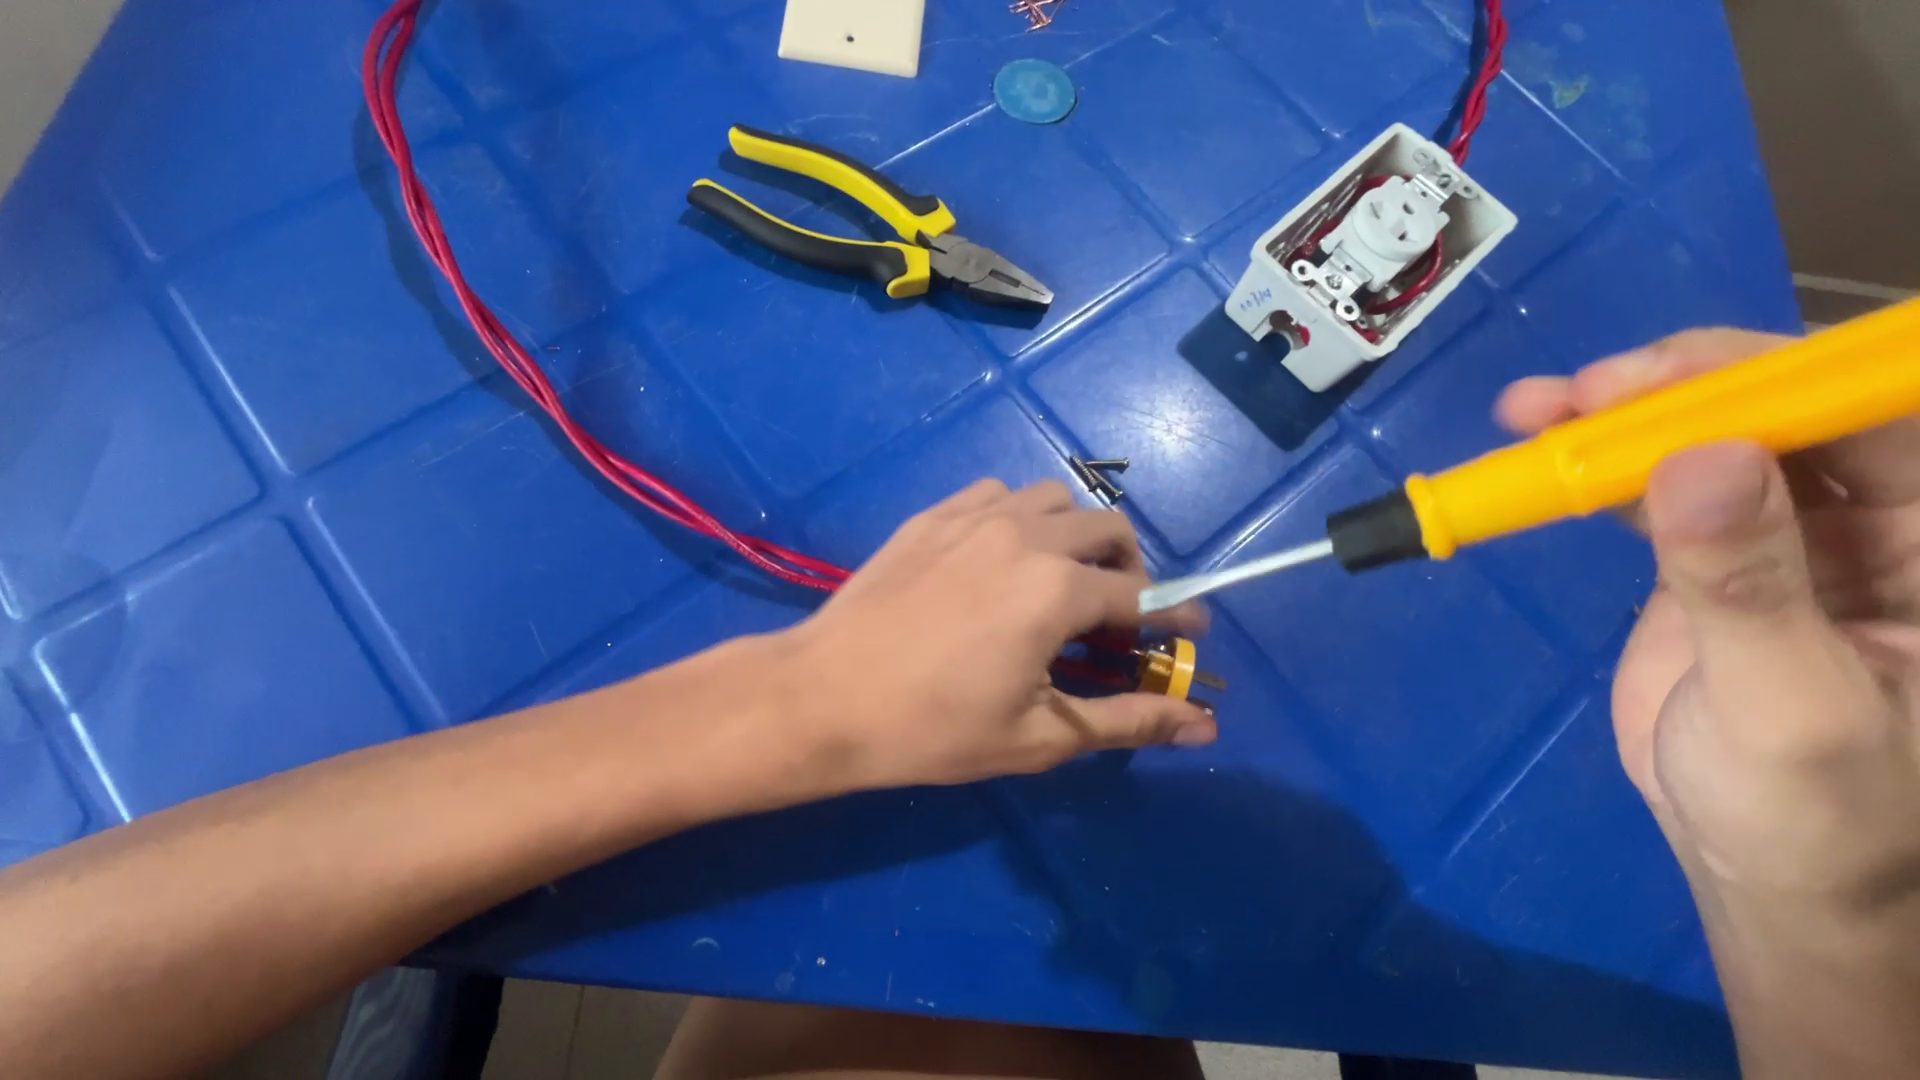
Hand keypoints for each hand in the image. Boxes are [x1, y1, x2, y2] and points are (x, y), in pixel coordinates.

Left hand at [780, 478, 1215, 791]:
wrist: (824, 697)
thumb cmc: (933, 729)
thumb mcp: (1038, 736)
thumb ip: (1127, 722)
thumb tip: (1204, 726)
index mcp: (1058, 591)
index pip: (1143, 595)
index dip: (1176, 615)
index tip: (1191, 630)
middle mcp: (1026, 536)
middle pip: (1110, 530)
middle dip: (1130, 569)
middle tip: (1117, 615)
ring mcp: (974, 517)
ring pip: (1054, 500)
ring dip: (1075, 535)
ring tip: (1060, 579)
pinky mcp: (933, 515)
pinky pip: (997, 495)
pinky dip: (1018, 516)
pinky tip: (999, 557)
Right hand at [1497, 329, 1919, 921]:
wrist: (1756, 860)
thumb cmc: (1812, 808)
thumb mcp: (1786, 706)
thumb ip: (1747, 588)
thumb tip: (1696, 462)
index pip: (1882, 418)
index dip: (1773, 380)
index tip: (1656, 383)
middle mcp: (1875, 517)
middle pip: (1782, 409)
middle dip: (1676, 386)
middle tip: (1576, 395)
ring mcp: (1781, 529)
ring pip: (1703, 436)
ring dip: (1613, 418)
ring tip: (1527, 413)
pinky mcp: (1703, 551)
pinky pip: (1650, 485)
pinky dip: (1589, 467)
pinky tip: (1535, 457)